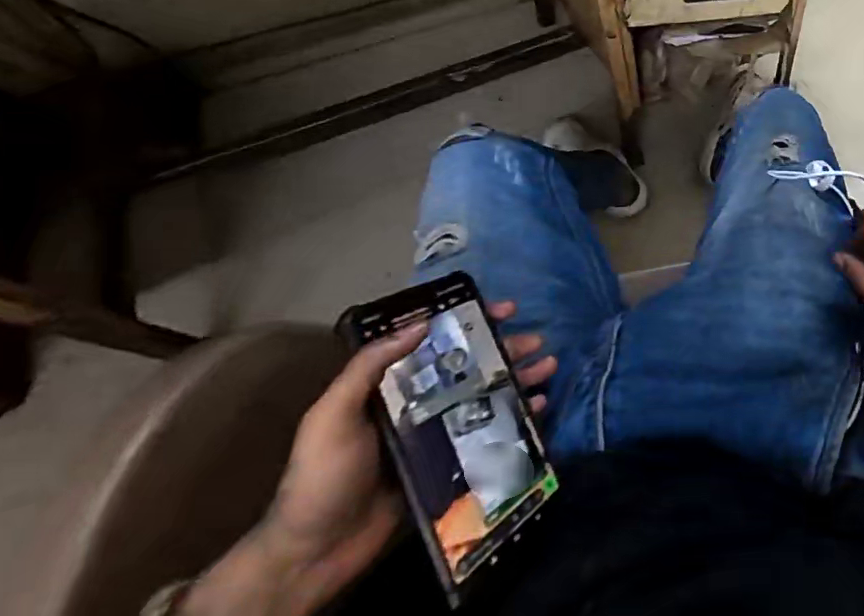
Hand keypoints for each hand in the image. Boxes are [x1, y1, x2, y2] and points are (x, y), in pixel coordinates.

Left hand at [182, 301, 555, 615]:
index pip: (436, 342)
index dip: (471, 322)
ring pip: (485, 398)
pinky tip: (539, 408)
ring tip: (548, 367)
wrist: (315, 554)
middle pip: (470, 368)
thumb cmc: (322, 476)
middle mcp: (418, 403)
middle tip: (537, 342)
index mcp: (390, 384)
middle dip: (505, 350)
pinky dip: (514, 419)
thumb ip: (369, 367)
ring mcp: (436, 435)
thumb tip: (420, 323)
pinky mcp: (449, 466)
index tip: (504, 310)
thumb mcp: (332, 414)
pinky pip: (488, 436)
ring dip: (517, 380)